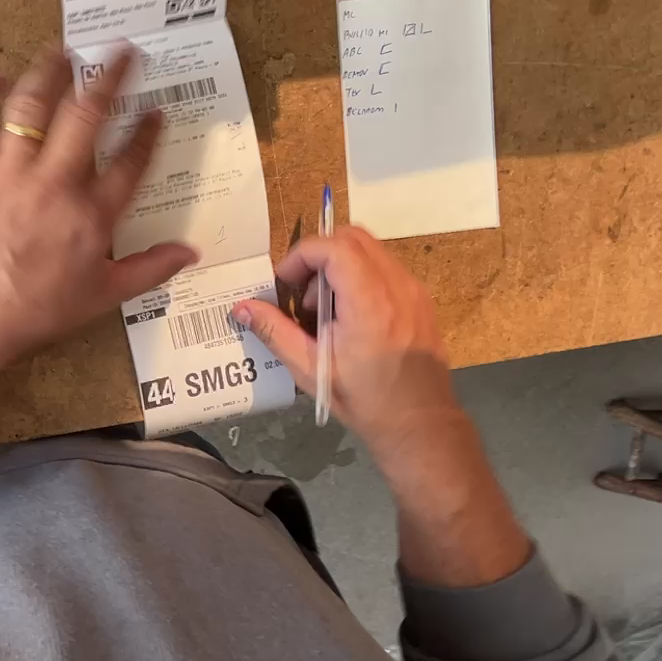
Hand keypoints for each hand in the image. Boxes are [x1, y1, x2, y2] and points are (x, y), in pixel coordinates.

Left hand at [0, 45, 196, 370]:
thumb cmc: (42, 308)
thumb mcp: (105, 294)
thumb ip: (151, 268)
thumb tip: (191, 252)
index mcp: (93, 214)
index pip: (130, 162)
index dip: (147, 132)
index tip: (156, 110)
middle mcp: (56, 183)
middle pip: (88, 116)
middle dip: (110, 78)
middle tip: (122, 53)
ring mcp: (14, 173)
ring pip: (33, 106)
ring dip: (50, 72)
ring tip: (63, 50)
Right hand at [233, 226, 529, 586]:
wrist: (420, 422)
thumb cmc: (363, 399)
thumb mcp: (310, 369)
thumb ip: (275, 332)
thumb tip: (241, 308)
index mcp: (369, 304)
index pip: (334, 247)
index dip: (301, 255)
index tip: (285, 283)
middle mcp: (397, 287)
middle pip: (352, 237)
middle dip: (318, 255)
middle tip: (301, 292)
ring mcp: (413, 290)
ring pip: (370, 248)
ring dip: (338, 265)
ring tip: (322, 306)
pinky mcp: (420, 298)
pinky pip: (384, 265)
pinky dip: (358, 275)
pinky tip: (347, 313)